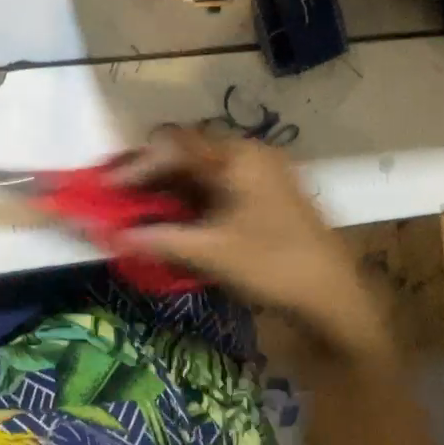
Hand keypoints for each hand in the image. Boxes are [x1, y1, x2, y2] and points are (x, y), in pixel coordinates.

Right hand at [116, 128, 382, 354]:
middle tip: (116, 194)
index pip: (175, 145)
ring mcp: (260, 176)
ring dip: (167, 188)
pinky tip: (169, 219)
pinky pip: (216, 188)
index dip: (136, 165)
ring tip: (134, 208)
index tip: (107, 188)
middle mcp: (249, 156)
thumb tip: (115, 236)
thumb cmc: (275, 266)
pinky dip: (189, 201)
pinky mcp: (265, 198)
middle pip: (187, 153)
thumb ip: (160, 240)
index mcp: (238, 157)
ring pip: (201, 172)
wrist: (336, 299)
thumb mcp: (212, 253)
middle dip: (149, 173)